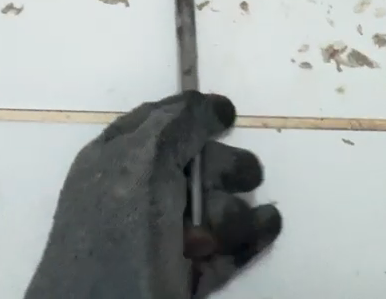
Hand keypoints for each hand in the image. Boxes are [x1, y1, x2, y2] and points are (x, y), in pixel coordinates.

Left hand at [24, 92, 281, 298]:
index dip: (190, 115)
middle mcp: (135, 197)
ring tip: (255, 216)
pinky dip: (247, 238)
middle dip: (224, 166)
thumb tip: (214, 105)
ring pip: (208, 211)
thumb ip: (178, 125)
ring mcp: (157, 243)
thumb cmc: (120, 232)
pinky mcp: (179, 282)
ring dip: (237, 209)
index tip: (229, 114)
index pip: (154, 125)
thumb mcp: (144, 162)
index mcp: (114, 162)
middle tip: (250, 174)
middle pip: (189, 168)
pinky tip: (270, 226)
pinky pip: (220, 252)